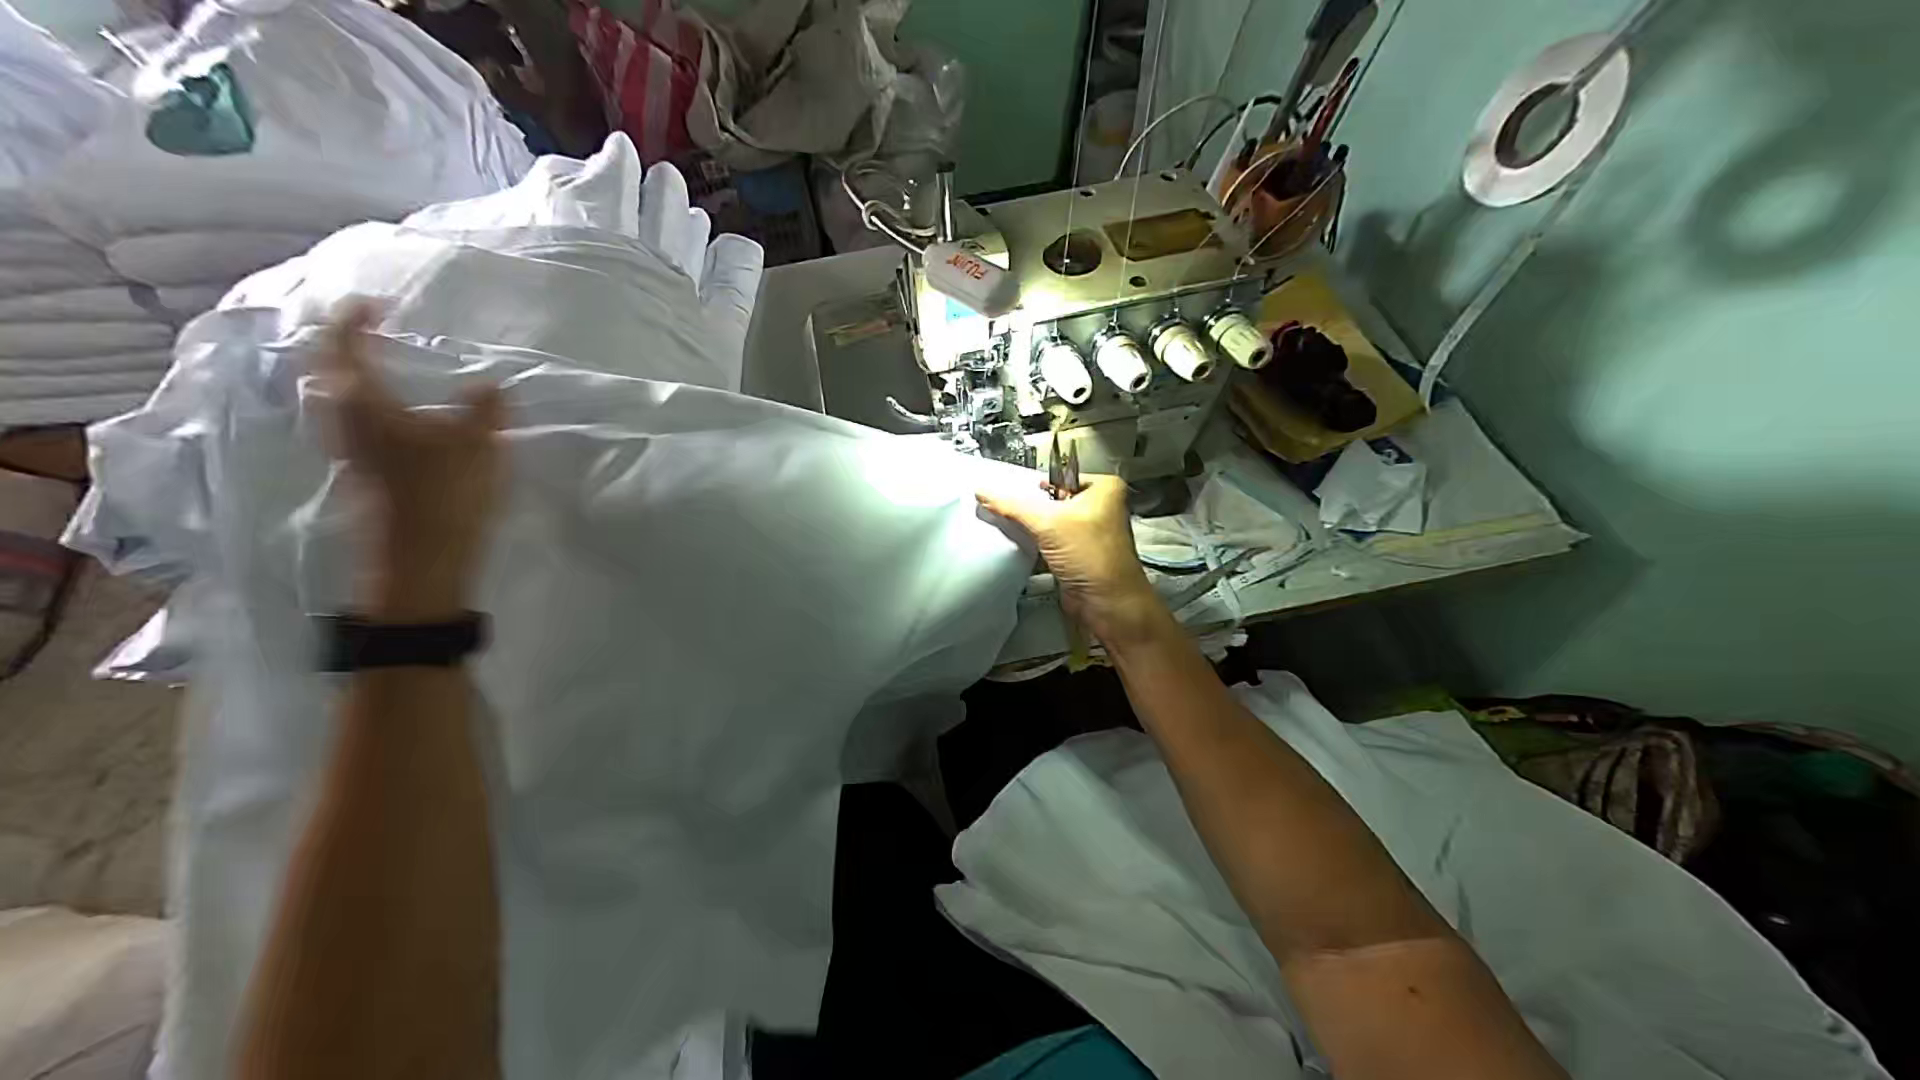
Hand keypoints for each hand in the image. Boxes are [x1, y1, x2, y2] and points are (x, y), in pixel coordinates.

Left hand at [315, 301, 505, 621]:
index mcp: (365, 403)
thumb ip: (482, 408)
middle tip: (368, 328)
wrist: (421, 558)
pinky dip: (370, 402)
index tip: (374, 303)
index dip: (355, 320)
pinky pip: (358, 420)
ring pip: (341, 398)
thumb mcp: (475, 443)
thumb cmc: (443, 493)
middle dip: (343, 344)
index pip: (344, 346)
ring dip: (354, 375)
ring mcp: (351, 449)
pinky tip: (396, 410)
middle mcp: (345, 420)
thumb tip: (488, 385)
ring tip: (381, 364)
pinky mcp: (365, 470)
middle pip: (329, 370)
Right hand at [977, 474, 1171, 648]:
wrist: (1107, 604)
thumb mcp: (1048, 523)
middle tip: (1008, 510)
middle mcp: (1099, 507)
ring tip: (1014, 529)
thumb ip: (1012, 506)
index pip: (1057, 476)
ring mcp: (1088, 532)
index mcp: (1103, 488)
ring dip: (1032, 528)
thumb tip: (985, 493)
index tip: (1008, 490)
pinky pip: (1049, 541)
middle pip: (1051, 499)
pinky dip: (1035, 544)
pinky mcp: (1077, 554)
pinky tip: (1024, 546)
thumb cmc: (1095, 560)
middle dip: (1030, 508)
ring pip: (1049, 522)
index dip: (1034, 485)